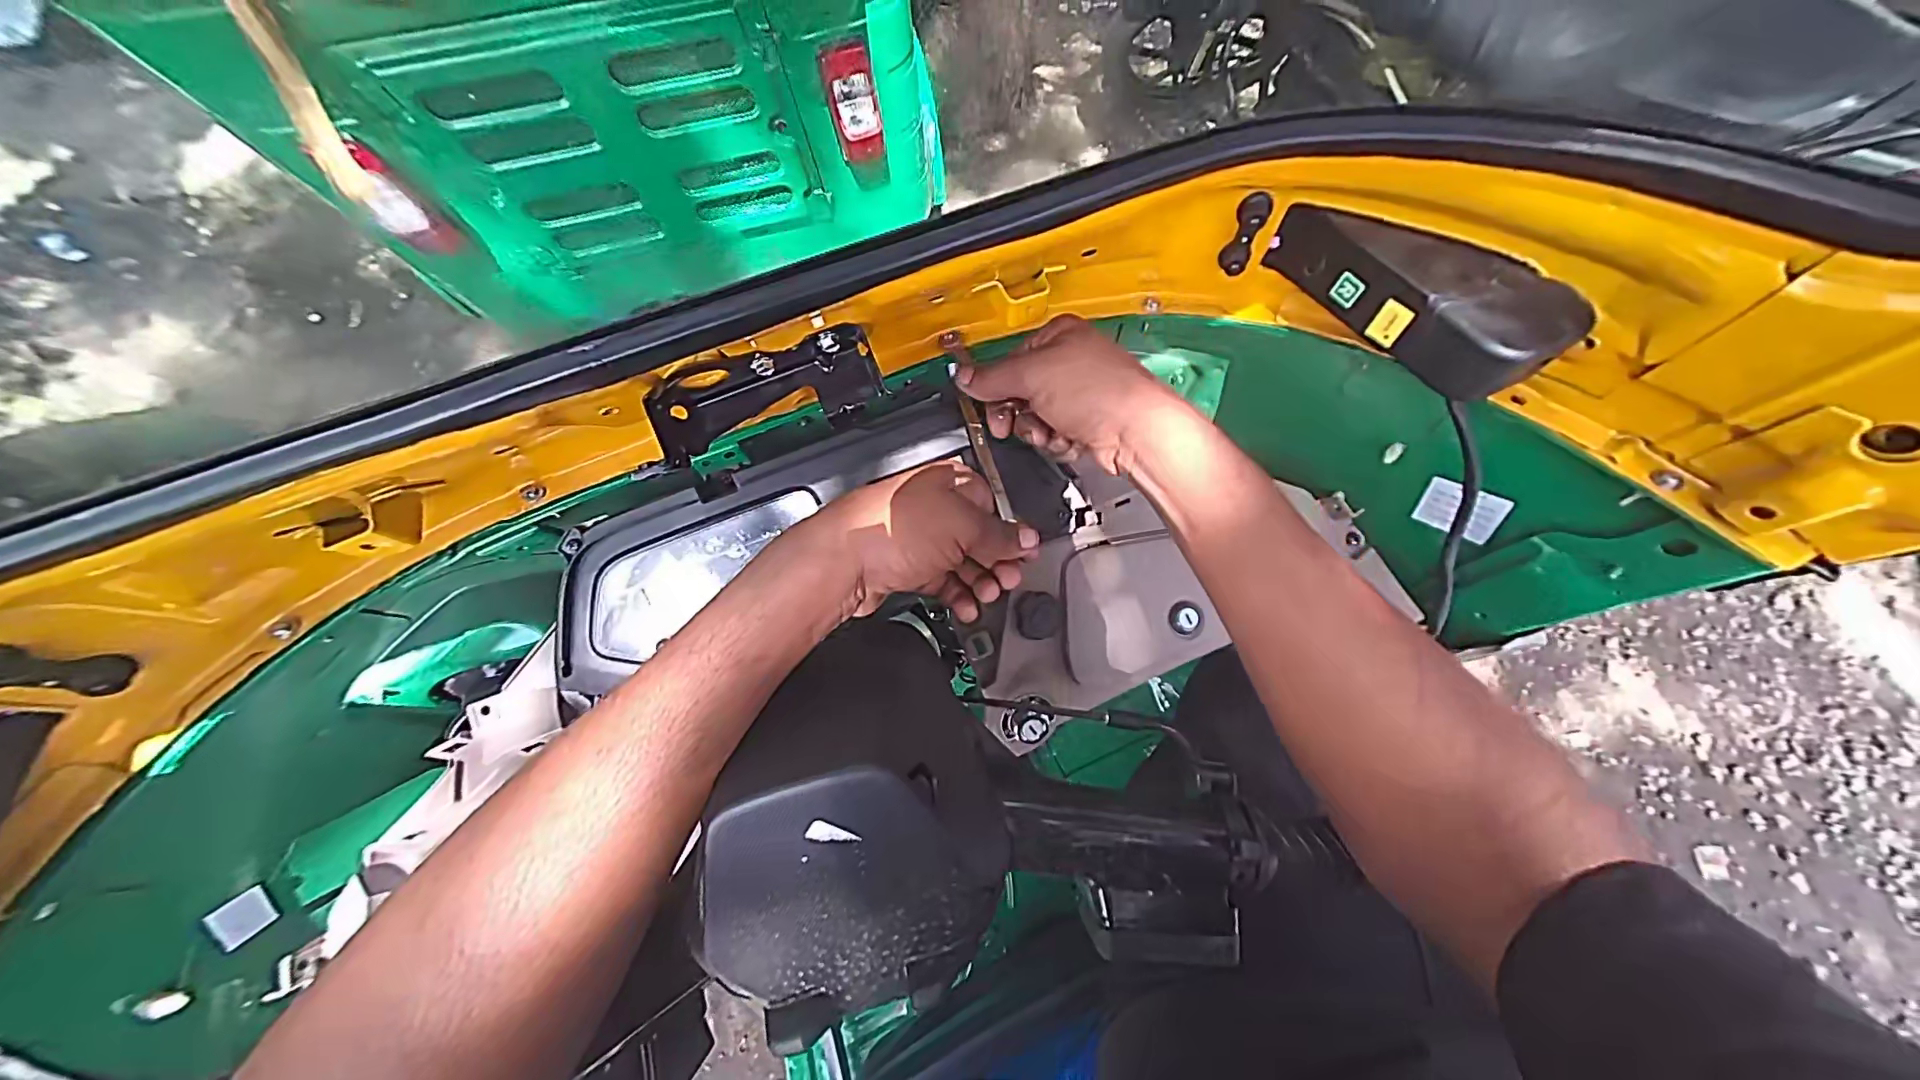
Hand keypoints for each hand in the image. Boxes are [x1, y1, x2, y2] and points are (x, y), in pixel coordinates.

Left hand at [796, 460, 1039, 621]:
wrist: (841, 561)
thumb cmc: (886, 528)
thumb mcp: (961, 526)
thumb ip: (999, 535)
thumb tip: (1026, 539)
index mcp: (950, 482)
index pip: (994, 507)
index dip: (1010, 534)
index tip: (1022, 556)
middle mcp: (934, 507)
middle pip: (979, 537)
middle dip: (997, 562)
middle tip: (1007, 579)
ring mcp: (919, 538)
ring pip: (962, 562)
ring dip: (980, 581)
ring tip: (987, 595)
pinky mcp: (907, 566)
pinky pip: (942, 581)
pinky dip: (958, 594)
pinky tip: (967, 606)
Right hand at [954, 314, 1188, 474]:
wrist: (1136, 432)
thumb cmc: (1102, 392)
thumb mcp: (1032, 377)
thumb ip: (992, 378)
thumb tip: (964, 376)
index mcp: (1059, 335)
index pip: (1009, 359)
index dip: (995, 384)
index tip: (986, 401)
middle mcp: (1070, 361)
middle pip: (1020, 390)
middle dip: (1016, 412)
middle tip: (1011, 423)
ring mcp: (1079, 393)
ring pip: (1034, 416)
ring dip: (1036, 429)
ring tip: (1050, 430)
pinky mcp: (1086, 421)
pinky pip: (1053, 433)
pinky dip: (1055, 440)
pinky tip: (1067, 438)